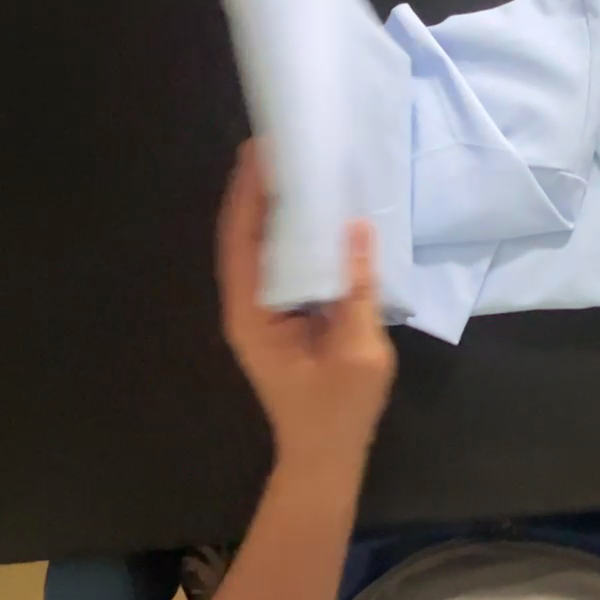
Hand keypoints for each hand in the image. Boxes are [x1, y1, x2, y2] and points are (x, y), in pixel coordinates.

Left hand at [216, 141, 396, 468]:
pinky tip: (307, 211)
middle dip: (254, 188)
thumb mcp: (358, 350)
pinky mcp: (277, 314)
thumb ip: (357, 288)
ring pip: (254, 246)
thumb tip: (357, 227)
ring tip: (288, 164)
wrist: (324, 455)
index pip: (244, 241)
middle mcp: (247, 305)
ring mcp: (259, 310)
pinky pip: (275, 262)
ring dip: (267, 205)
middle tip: (275, 143)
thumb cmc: (339, 411)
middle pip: (242, 236)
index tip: (263, 150)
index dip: (251, 193)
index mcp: (254, 313)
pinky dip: (285, 231)